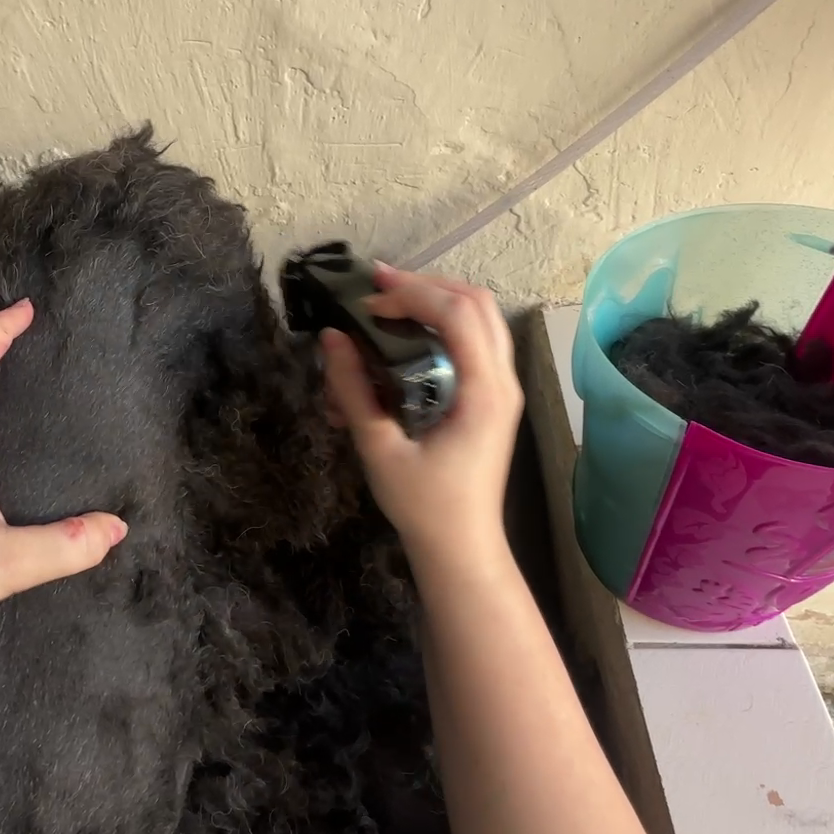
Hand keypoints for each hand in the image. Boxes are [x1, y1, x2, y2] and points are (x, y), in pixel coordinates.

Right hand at [321, 265, 522, 558]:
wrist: (460, 547)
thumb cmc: (423, 505)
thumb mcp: (378, 448)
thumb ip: (353, 390)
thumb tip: (330, 339)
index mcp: (483, 392)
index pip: (457, 314)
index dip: (412, 294)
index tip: (368, 302)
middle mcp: (502, 381)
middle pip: (477, 302)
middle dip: (425, 285)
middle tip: (377, 289)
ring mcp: (503, 388)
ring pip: (482, 317)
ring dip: (436, 300)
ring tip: (390, 302)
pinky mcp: (493, 397)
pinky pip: (476, 341)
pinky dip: (443, 325)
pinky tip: (406, 335)